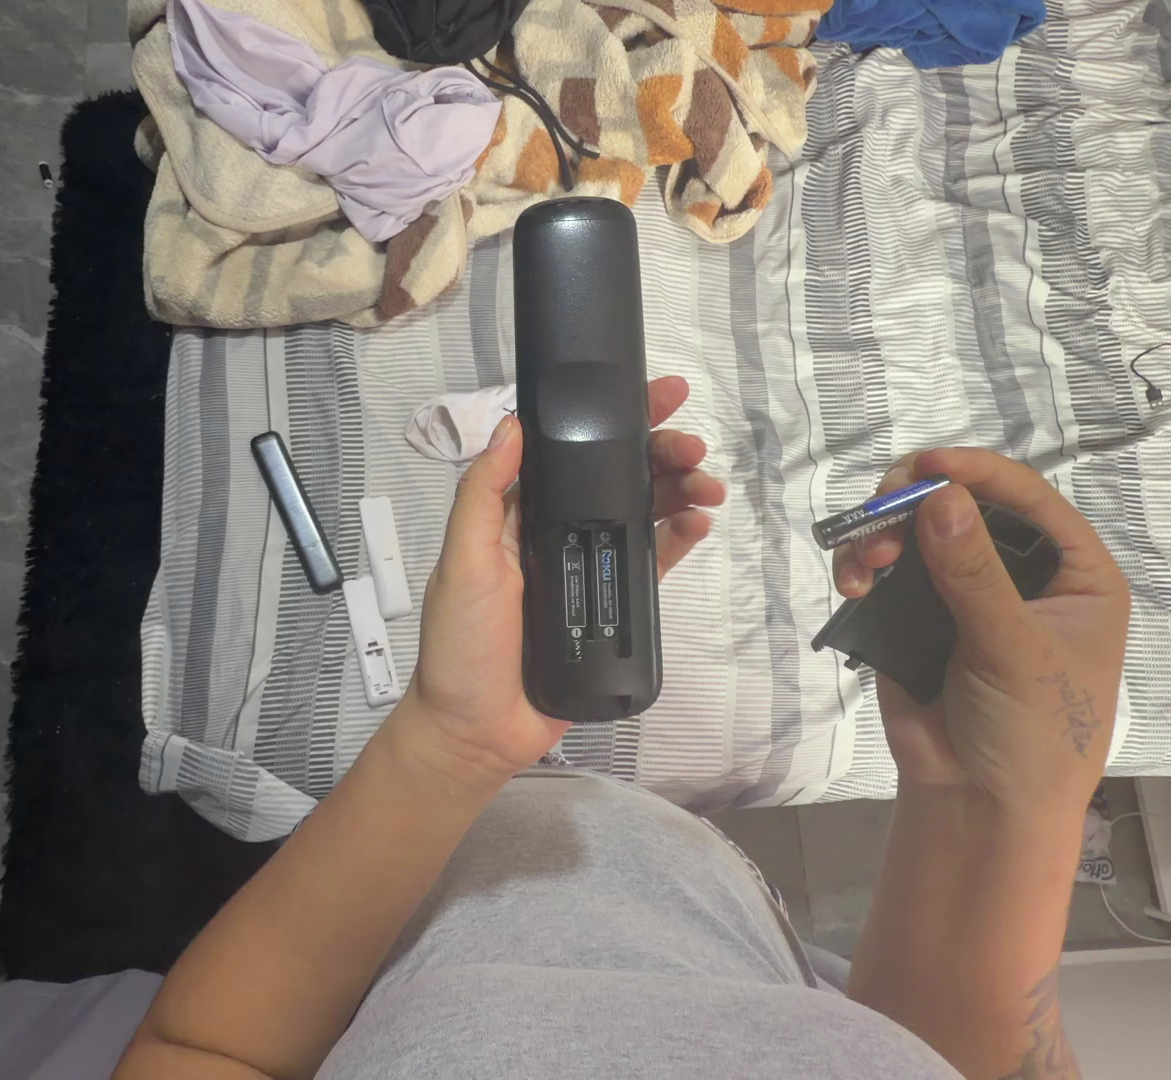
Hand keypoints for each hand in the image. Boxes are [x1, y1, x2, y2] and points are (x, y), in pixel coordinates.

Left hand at [390, 376, 726, 790]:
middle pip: (614, 477)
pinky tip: (699, 521)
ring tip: (708, 484)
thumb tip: (512, 425)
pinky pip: (649, 562)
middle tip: (693, 447)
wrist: (480, 727)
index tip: (657, 395)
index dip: (610, 419)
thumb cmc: (463, 643)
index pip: (568, 451)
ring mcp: (585, 566)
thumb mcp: (462, 561)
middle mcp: (554, 531)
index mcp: (517, 514)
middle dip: (657, 453)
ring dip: (677, 490)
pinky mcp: (609, 603)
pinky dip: (678, 538)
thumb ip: (483, 494)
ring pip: (640, 514)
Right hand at [831, 449, 1130, 819]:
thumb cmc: (1030, 729)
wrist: (976, 798)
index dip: (974, 472)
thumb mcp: (1013, 649)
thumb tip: (938, 495)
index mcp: (1069, 573)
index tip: (920, 465)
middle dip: (911, 506)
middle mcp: (1014, 573)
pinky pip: (881, 571)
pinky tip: (852, 589)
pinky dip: (860, 569)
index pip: (1025, 498)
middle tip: (878, 518)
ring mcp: (958, 593)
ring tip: (861, 570)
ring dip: (878, 539)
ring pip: (910, 534)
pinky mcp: (910, 615)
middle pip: (958, 506)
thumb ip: (974, 573)